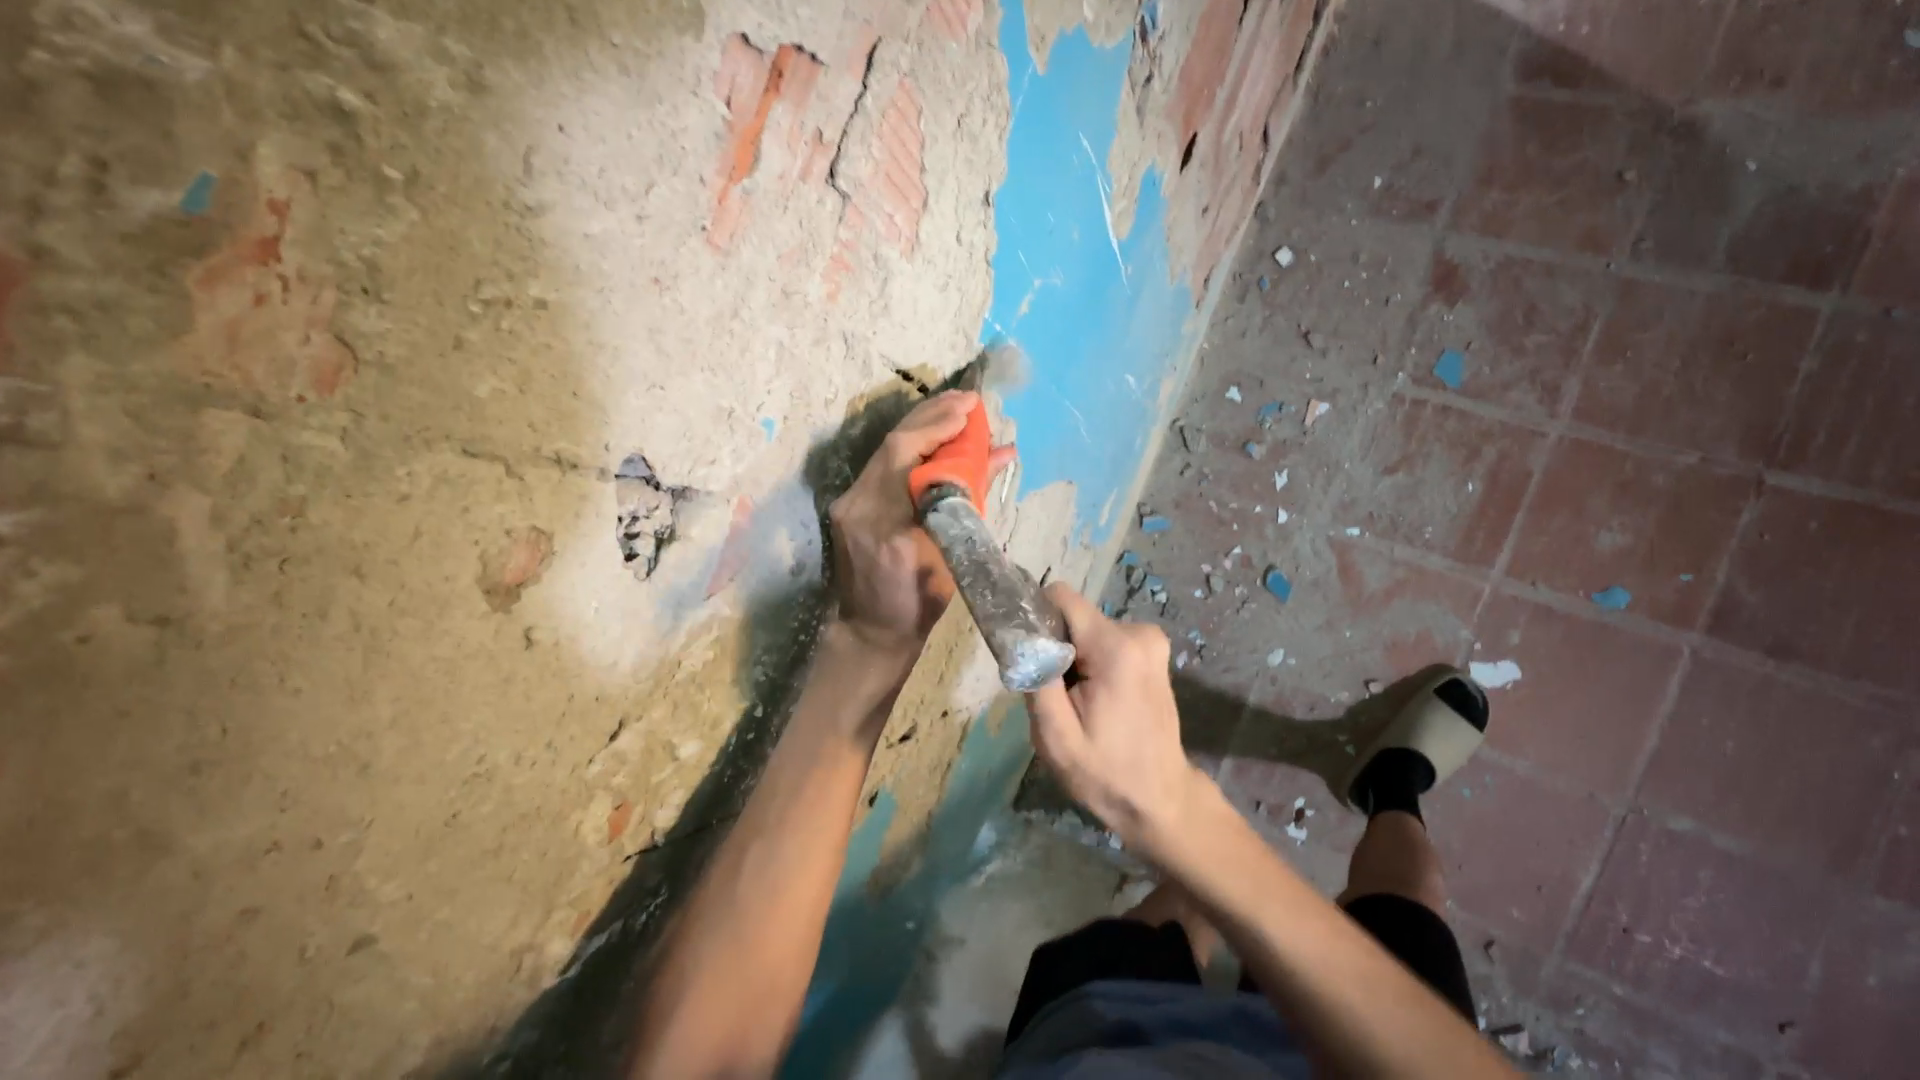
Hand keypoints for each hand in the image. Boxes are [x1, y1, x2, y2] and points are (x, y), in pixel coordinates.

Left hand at [826, 390, 1015, 655]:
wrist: (870, 631)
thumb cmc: (917, 604)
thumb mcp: (950, 557)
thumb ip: (969, 503)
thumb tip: (1001, 455)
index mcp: (885, 522)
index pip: (903, 454)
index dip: (936, 426)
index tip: (969, 409)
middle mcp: (858, 505)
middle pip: (892, 444)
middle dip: (931, 417)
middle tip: (967, 400)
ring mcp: (848, 504)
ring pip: (885, 452)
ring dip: (921, 428)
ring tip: (954, 410)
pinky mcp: (849, 507)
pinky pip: (881, 468)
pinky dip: (910, 449)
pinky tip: (933, 439)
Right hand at [1026, 584, 1201, 849]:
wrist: (1158, 800)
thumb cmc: (1104, 773)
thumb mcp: (1054, 736)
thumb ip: (1035, 677)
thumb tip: (1019, 636)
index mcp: (1116, 647)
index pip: (1061, 598)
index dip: (1036, 620)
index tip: (1029, 657)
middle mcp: (1139, 633)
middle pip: (1074, 618)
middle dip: (1056, 649)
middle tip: (1057, 697)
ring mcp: (1151, 642)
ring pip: (1087, 631)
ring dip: (1074, 660)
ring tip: (1078, 705)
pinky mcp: (1153, 653)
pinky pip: (1105, 642)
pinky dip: (1092, 664)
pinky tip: (1096, 702)